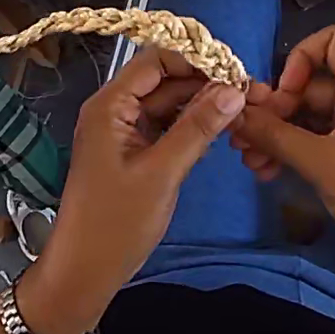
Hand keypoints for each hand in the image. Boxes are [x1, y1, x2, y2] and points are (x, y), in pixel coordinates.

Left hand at [19, 50, 244, 333]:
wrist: (83, 272)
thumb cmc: (116, 222)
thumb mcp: (162, 172)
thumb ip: (197, 128)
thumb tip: (234, 91)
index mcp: (110, 104)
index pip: (156, 61)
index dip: (195, 60)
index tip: (235, 70)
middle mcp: (115, 108)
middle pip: (165, 80)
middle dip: (205, 83)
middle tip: (250, 93)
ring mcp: (124, 129)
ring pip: (168, 103)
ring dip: (202, 104)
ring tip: (244, 109)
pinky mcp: (133, 149)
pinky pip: (166, 125)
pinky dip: (191, 125)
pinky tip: (220, 128)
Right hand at [231, 26, 334, 290]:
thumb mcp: (319, 163)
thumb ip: (273, 134)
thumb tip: (234, 113)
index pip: (332, 40)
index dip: (298, 59)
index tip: (280, 96)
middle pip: (316, 83)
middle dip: (277, 110)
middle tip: (245, 138)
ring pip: (316, 115)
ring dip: (282, 134)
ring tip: (252, 161)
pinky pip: (328, 136)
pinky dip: (301, 148)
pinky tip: (272, 171)